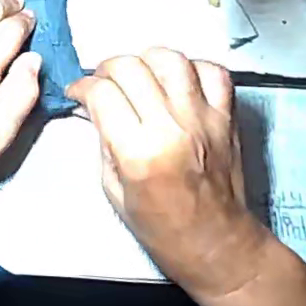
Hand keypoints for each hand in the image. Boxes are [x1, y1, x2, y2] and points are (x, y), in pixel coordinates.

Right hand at [68, 50, 275, 300]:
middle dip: (106, 69)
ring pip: (170, 60)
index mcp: (139, 152)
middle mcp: (172, 128)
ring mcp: (204, 119)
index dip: (81, 87)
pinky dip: (191, 68)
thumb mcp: (112, 188)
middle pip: (131, 67)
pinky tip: (176, 82)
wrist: (218, 246)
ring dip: (145, 60)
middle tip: (103, 84)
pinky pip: (213, 72)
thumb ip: (103, 140)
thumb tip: (93, 106)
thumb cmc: (160, 226)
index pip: (101, 93)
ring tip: (138, 75)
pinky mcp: (228, 118)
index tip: (77, 93)